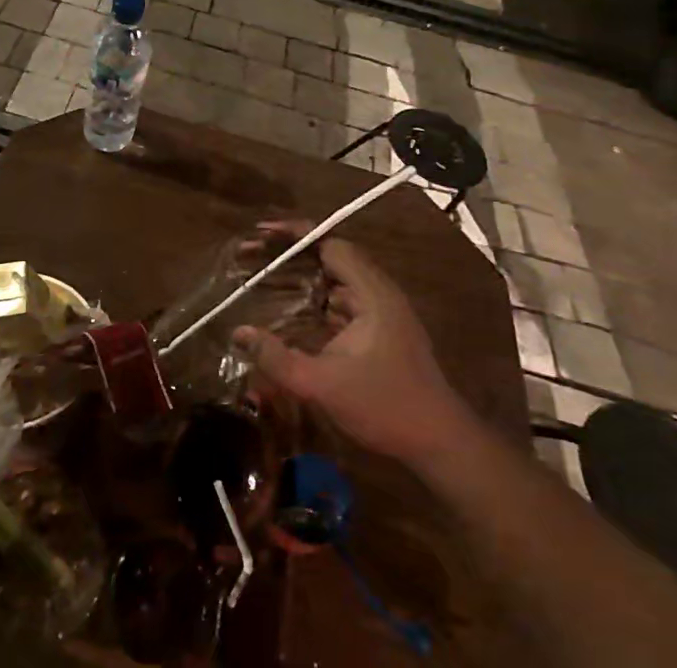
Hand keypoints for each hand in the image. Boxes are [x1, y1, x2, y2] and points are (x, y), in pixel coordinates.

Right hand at [236, 238, 474, 465]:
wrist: (437, 440)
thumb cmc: (384, 406)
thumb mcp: (322, 384)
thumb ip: (278, 358)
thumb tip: (239, 333)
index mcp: (372, 293)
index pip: (332, 244)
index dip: (295, 235)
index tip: (261, 235)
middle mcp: (379, 293)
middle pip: (333, 258)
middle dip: (292, 254)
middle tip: (253, 255)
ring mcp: (382, 312)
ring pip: (337, 282)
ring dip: (304, 278)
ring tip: (264, 278)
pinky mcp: (380, 330)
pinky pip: (343, 303)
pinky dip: (316, 301)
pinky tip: (291, 313)